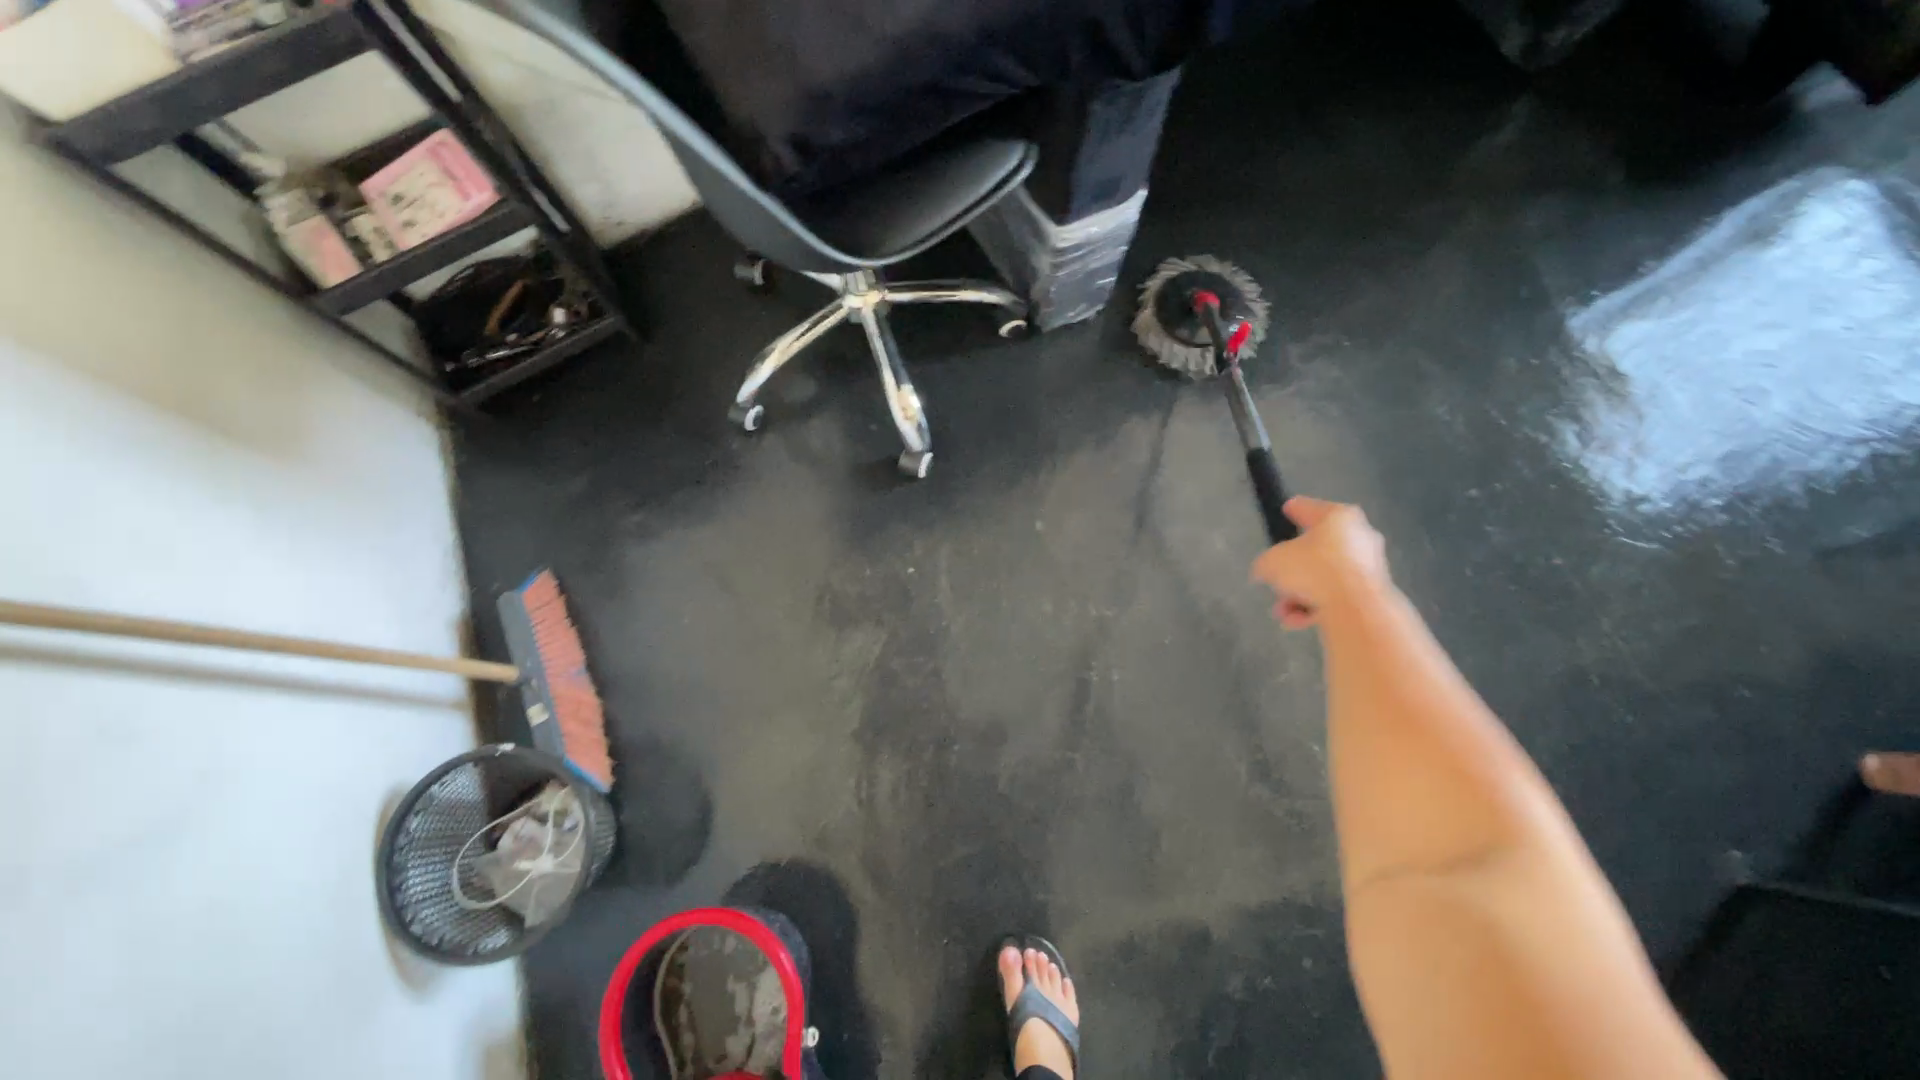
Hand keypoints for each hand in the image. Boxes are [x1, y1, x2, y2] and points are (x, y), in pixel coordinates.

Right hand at [1251, 497, 1391, 628]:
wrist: (1355, 607)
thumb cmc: (1314, 570)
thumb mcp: (1272, 562)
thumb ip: (1265, 563)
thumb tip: (1266, 570)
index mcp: (1338, 517)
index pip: (1310, 508)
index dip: (1294, 509)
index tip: (1287, 509)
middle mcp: (1359, 536)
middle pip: (1318, 547)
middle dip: (1294, 567)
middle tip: (1276, 578)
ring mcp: (1369, 565)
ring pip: (1325, 576)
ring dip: (1301, 592)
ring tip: (1282, 609)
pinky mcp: (1372, 593)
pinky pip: (1336, 596)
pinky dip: (1316, 606)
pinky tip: (1296, 620)